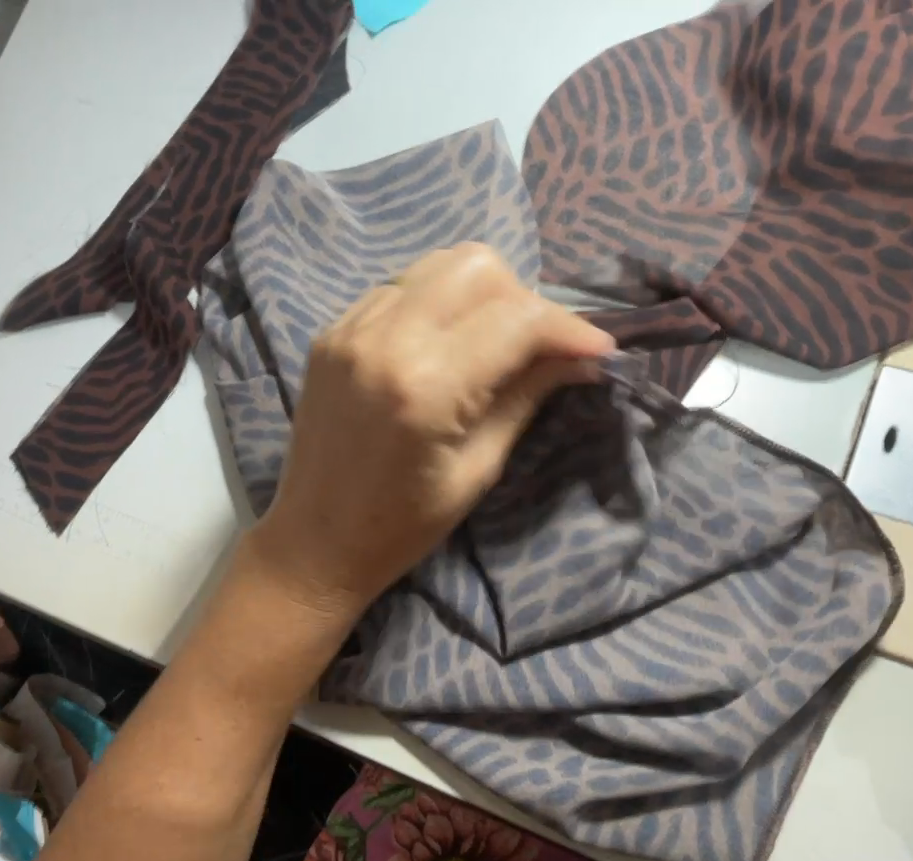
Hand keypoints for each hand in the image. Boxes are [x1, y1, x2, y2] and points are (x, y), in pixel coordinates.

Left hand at [248, 243, 613, 614]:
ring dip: (479, 294)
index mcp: (426, 386)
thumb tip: (585, 356)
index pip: (517, 318)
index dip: (569, 328)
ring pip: (437, 266)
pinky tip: (441, 346)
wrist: (314, 541)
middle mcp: (385, 339)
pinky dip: (434, 304)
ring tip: (490, 344)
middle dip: (523, 300)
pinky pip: (398, 288)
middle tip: (536, 349)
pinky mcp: (332, 332)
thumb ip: (527, 397)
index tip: (598, 351)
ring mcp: (350, 329)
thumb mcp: (478, 469)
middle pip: (478, 267)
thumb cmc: (402, 526)